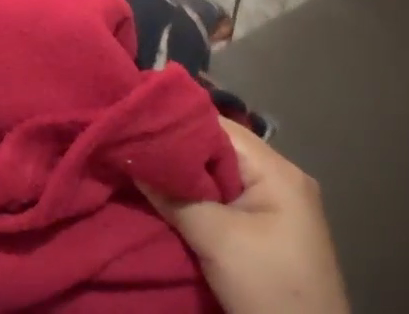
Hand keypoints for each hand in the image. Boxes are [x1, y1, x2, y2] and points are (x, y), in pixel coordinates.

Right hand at [141, 117, 349, 313]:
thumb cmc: (269, 288)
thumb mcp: (215, 238)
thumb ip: (172, 193)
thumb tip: (128, 155)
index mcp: (278, 171)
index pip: (216, 125)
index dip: (173, 120)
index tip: (132, 121)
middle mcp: (281, 179)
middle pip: (216, 148)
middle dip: (174, 149)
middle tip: (129, 146)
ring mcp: (278, 206)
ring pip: (218, 174)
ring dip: (183, 176)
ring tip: (140, 168)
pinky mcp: (269, 230)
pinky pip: (225, 198)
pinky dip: (197, 196)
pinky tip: (167, 198)